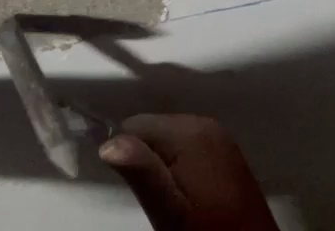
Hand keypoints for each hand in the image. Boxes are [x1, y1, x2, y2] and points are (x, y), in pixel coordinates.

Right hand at [98, 114, 280, 230]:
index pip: (134, 125)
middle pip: (153, 129)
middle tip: (162, 200)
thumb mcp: (171, 212)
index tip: (140, 189)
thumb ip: (141, 172)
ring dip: (165, 165)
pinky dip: (182, 166)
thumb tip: (107, 142)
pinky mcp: (228, 151)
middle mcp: (204, 122)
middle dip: (148, 160)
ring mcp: (219, 136)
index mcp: (188, 130)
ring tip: (177, 200)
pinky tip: (193, 195)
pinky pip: (189, 146)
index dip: (130, 156)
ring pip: (170, 138)